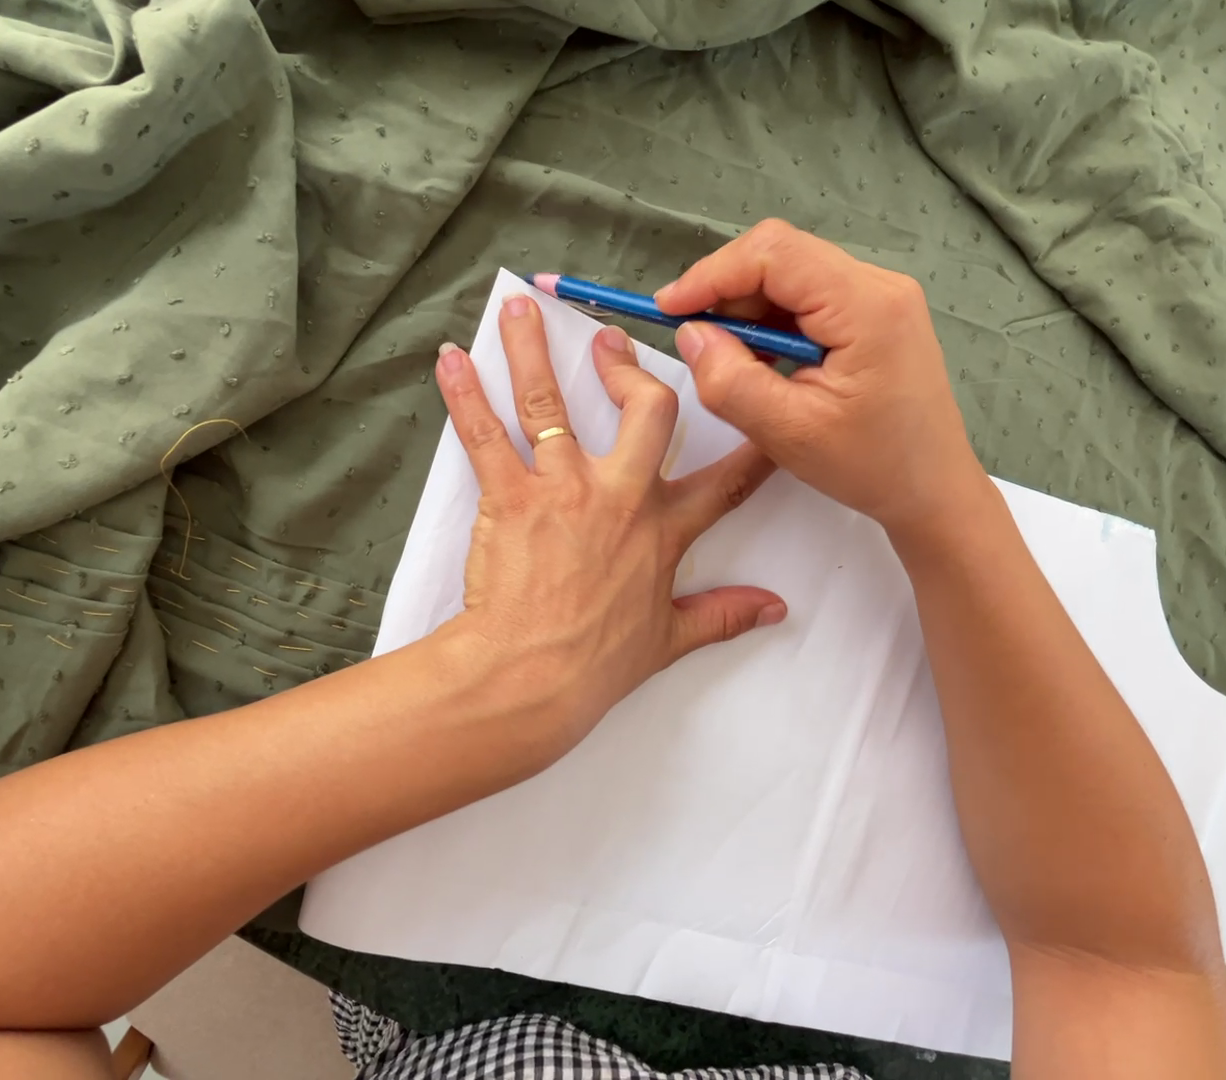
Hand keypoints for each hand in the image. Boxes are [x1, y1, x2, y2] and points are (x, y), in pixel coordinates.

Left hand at [432, 295, 786, 761]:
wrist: (532, 677)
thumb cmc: (598, 662)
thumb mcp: (671, 639)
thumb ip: (724, 615)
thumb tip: (776, 609)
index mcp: (663, 530)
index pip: (725, 481)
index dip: (752, 446)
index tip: (758, 411)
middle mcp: (620, 495)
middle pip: (645, 410)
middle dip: (630, 369)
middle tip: (609, 343)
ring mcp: (564, 489)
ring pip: (550, 403)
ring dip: (532, 350)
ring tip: (518, 308)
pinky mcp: (511, 497)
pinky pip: (484, 435)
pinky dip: (463, 394)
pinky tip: (449, 358)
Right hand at [656, 219, 985, 536]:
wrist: (933, 490)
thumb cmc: (869, 467)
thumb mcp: (788, 432)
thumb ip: (730, 381)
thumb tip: (691, 333)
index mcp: (866, 305)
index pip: (774, 253)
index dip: (712, 273)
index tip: (668, 310)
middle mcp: (878, 284)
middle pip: (783, 257)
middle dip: (728, 291)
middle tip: (696, 340)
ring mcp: (881, 297)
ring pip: (793, 277)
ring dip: (749, 310)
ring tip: (730, 360)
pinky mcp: (876, 315)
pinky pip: (810, 299)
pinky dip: (773, 322)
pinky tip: (763, 362)